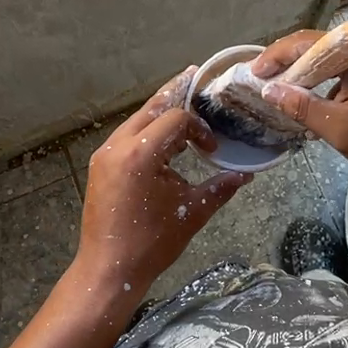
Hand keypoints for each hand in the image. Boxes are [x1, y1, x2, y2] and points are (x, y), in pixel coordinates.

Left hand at [75, 69, 250, 291]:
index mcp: (140, 154)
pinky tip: (163, 139)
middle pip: (152, 108)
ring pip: (138, 120)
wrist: (107, 271)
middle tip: (196, 76)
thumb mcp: (192, 213)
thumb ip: (220, 188)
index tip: (212, 149)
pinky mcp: (100, 165)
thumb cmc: (151, 244)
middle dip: (176, 95)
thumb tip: (247, 174)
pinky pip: (127, 136)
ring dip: (161, 114)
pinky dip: (148, 131)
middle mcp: (118, 145)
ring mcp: (105, 154)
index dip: (198, 127)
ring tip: (184, 108)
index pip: (175, 119)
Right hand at [251, 29, 347, 179]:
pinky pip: (344, 62)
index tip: (254, 73)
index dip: (276, 57)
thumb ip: (301, 106)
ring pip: (330, 53)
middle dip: (288, 60)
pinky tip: (311, 93)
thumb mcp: (339, 128)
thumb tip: (269, 90)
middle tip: (263, 79)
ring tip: (281, 86)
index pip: (307, 43)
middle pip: (317, 43)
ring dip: (305, 68)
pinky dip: (324, 74)